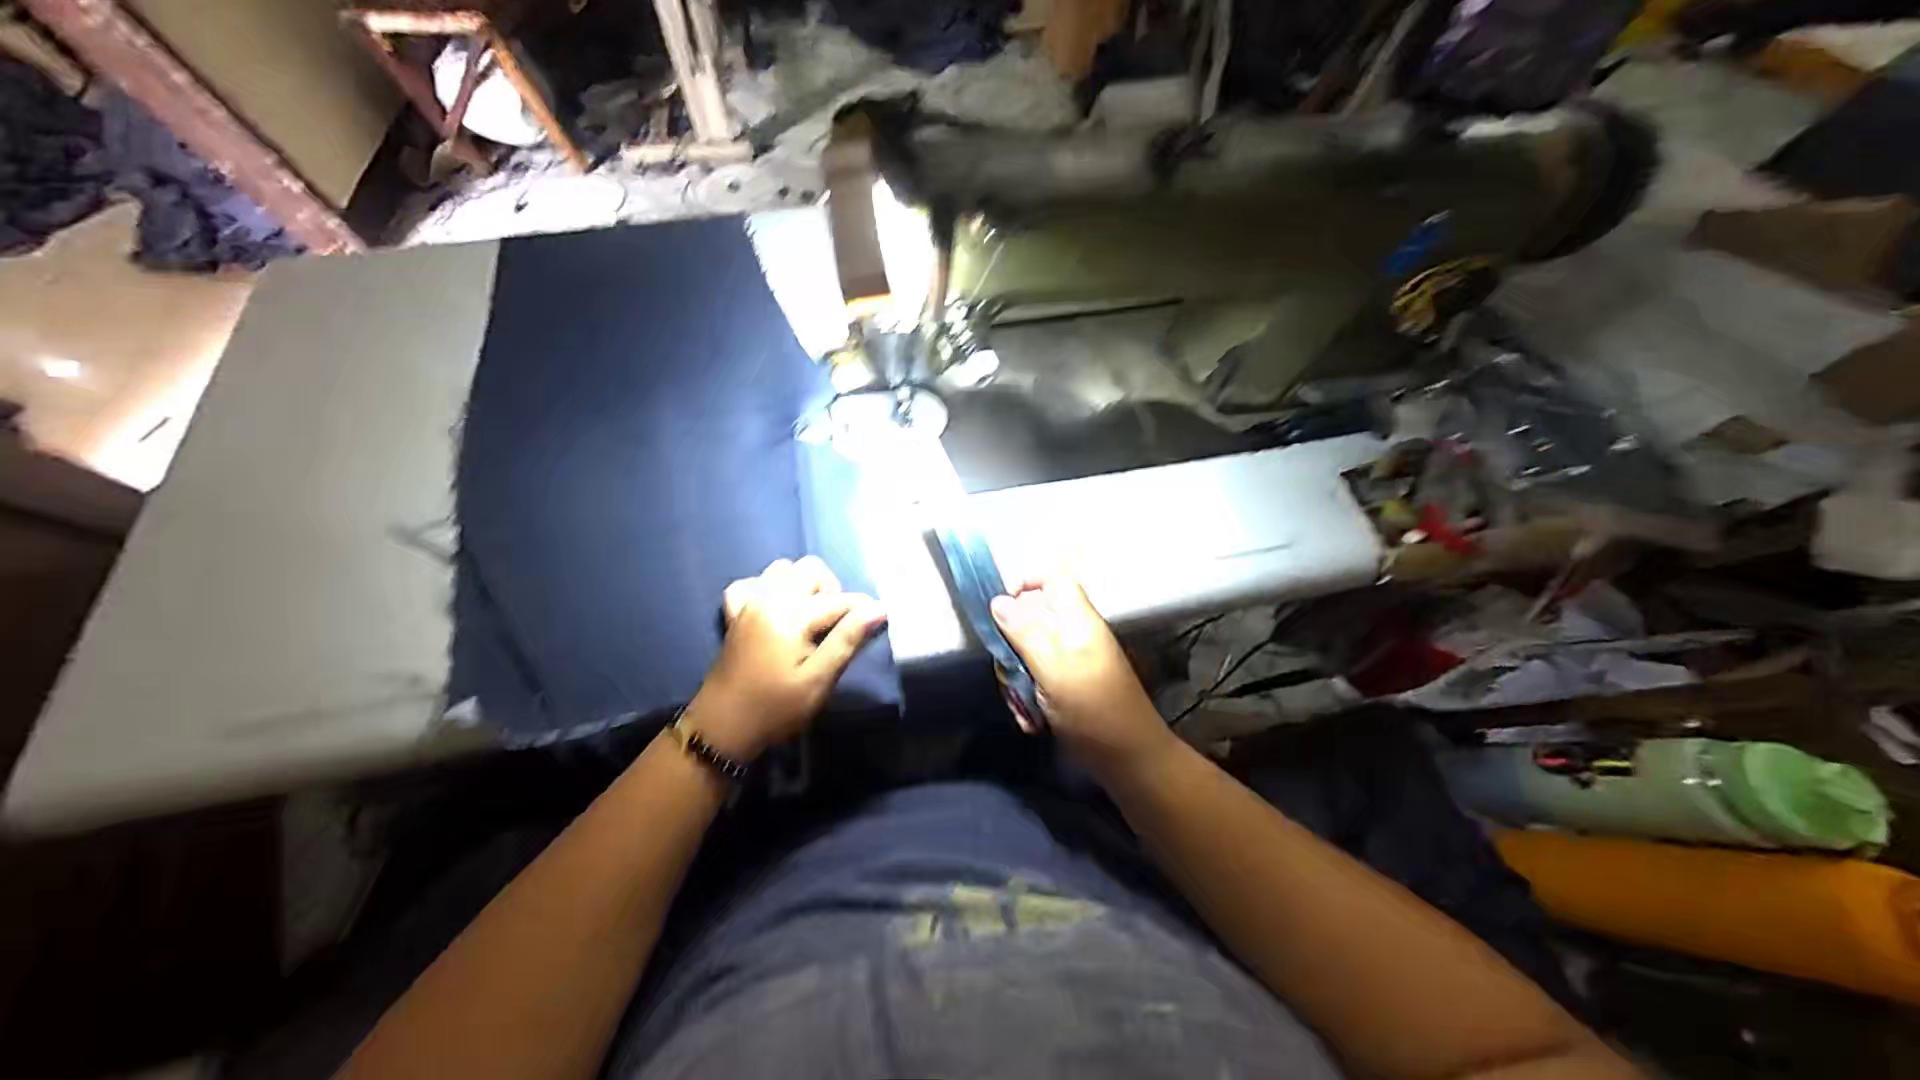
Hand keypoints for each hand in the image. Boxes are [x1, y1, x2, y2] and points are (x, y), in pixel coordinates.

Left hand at [684, 556, 885, 760]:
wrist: (720, 730)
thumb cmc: (774, 709)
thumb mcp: (817, 681)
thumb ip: (847, 640)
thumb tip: (878, 609)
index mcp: (789, 613)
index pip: (838, 599)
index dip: (865, 610)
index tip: (882, 622)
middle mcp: (767, 598)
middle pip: (811, 570)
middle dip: (833, 591)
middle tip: (837, 627)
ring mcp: (748, 603)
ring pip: (783, 570)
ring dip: (803, 586)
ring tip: (810, 619)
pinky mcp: (735, 614)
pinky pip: (752, 583)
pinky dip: (768, 589)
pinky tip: (777, 611)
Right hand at [990, 575, 1176, 778]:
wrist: (1128, 760)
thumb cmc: (1093, 711)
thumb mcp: (1054, 670)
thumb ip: (1025, 633)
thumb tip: (998, 601)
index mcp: (1078, 621)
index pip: (1052, 581)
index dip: (1026, 587)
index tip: (999, 612)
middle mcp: (1074, 636)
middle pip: (1030, 620)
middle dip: (1011, 649)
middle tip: (1010, 676)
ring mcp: (1070, 662)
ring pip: (1027, 654)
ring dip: (1016, 681)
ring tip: (1024, 709)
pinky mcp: (1066, 687)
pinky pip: (1036, 680)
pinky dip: (1028, 699)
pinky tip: (1032, 722)